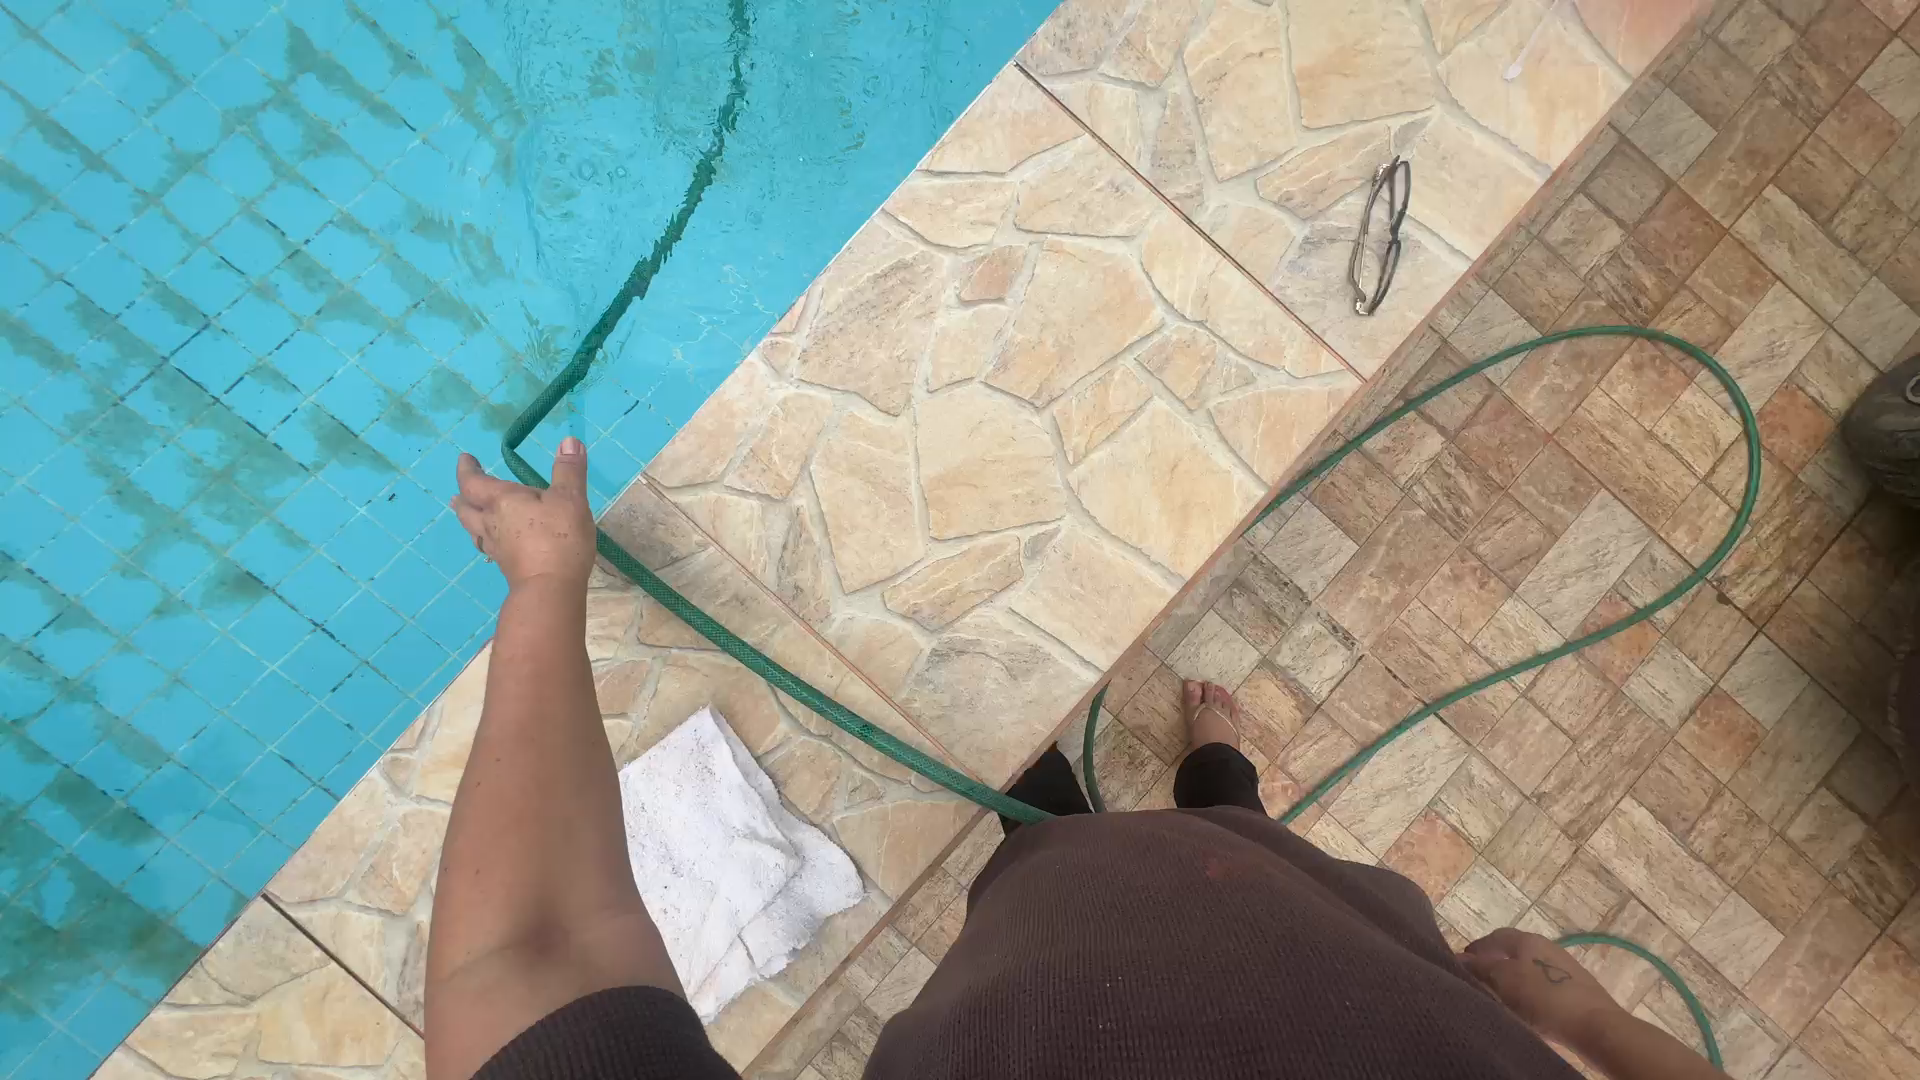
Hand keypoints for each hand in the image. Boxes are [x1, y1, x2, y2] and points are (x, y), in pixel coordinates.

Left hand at [451, 437, 595, 591]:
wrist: (550, 587)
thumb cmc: (559, 538)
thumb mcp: (570, 499)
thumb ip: (569, 471)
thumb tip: (569, 440)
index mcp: (502, 500)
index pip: (474, 481)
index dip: (467, 469)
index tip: (464, 458)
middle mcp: (491, 522)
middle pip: (466, 508)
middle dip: (463, 496)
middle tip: (460, 491)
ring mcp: (496, 546)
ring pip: (473, 529)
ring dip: (468, 518)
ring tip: (468, 513)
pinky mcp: (507, 566)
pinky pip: (488, 547)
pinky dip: (486, 539)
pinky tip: (494, 543)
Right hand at [1462, 929, 1625, 1048]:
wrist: (1600, 1029)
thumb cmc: (1544, 997)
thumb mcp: (1502, 980)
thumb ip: (1480, 967)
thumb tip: (1460, 958)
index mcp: (1527, 939)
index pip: (1495, 937)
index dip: (1478, 948)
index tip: (1464, 962)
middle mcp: (1548, 947)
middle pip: (1515, 952)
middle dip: (1497, 963)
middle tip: (1483, 980)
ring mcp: (1568, 970)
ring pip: (1532, 970)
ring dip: (1516, 980)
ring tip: (1505, 997)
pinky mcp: (1582, 993)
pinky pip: (1548, 987)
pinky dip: (1534, 994)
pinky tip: (1531, 1009)